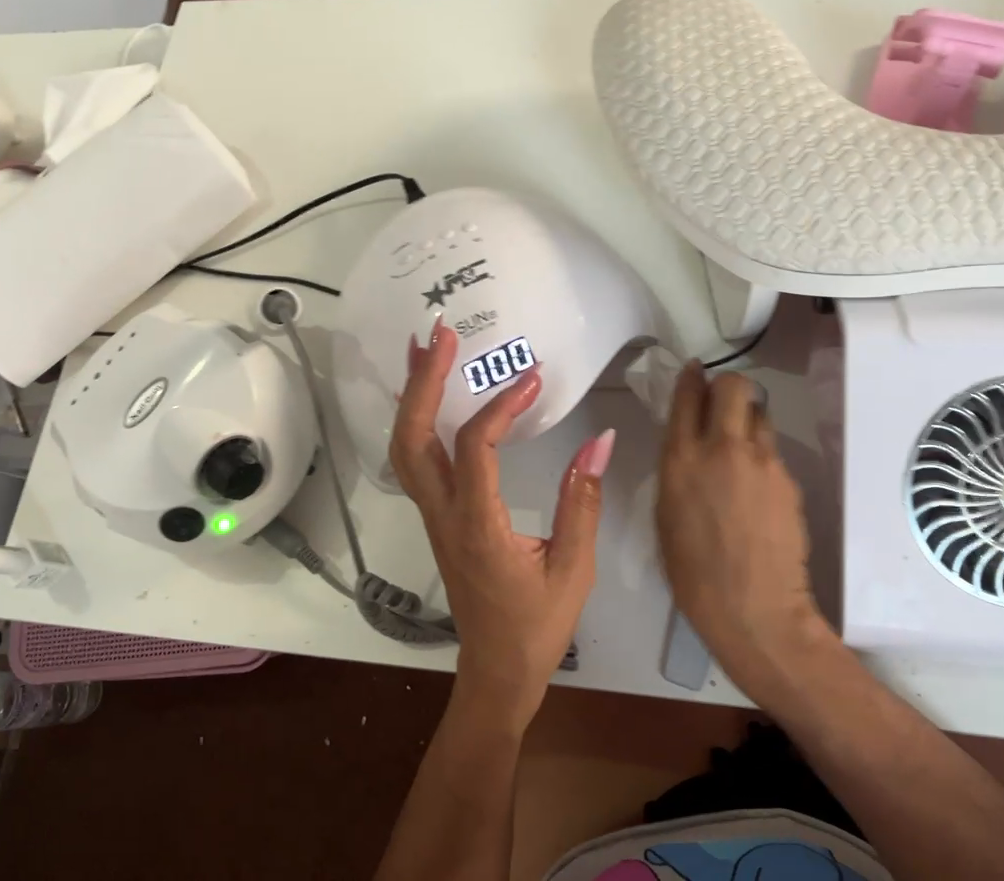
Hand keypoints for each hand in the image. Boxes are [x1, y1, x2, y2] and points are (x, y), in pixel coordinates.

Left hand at [390, 322, 614, 727]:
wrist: (497, 670)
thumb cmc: (537, 626)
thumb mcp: (573, 568)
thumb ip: (581, 502)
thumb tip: (599, 441)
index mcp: (477, 528)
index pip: (475, 451)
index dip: (500, 408)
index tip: (530, 378)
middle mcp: (444, 516)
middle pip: (412, 440)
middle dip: (422, 382)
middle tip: (439, 334)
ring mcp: (433, 517)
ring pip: (404, 449)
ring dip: (413, 396)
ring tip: (423, 350)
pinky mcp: (436, 518)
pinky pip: (416, 461)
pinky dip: (417, 420)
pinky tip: (432, 397)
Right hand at [656, 362, 835, 698]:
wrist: (753, 609)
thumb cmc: (693, 573)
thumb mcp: (666, 514)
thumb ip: (679, 470)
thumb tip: (691, 448)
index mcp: (680, 459)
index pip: (688, 395)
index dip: (691, 377)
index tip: (693, 371)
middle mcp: (722, 448)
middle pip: (734, 387)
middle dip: (728, 385)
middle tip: (722, 401)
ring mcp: (762, 461)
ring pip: (760, 413)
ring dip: (748, 419)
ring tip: (741, 446)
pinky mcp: (788, 479)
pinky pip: (773, 451)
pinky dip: (763, 456)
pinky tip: (757, 487)